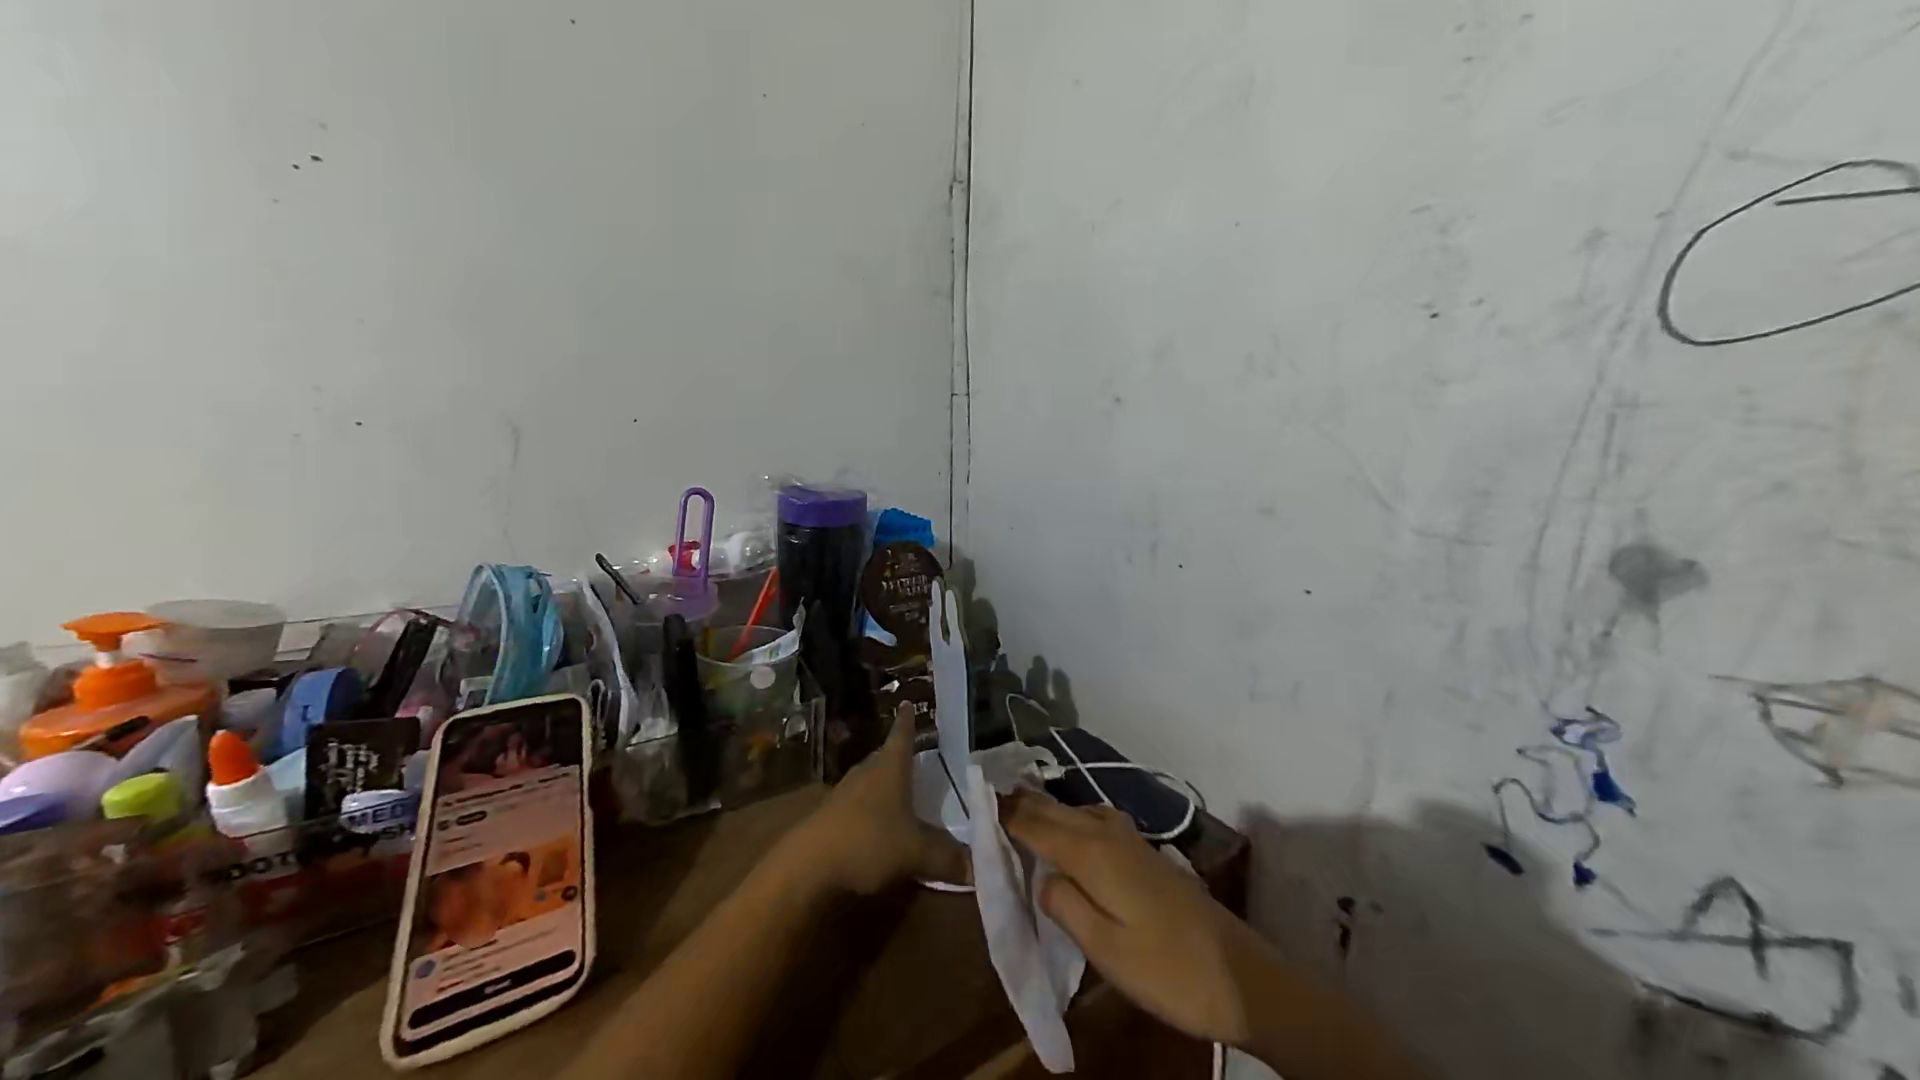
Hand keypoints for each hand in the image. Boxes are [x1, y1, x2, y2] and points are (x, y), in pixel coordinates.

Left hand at [783, 704, 967, 895]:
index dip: (907, 722)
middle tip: (913, 754)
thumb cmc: (868, 842)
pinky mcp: (828, 819)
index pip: (901, 737)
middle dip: (897, 757)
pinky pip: (856, 806)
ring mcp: (843, 795)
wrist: (807, 867)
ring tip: (897, 789)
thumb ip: (948, 858)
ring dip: (882, 784)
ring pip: (868, 782)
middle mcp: (865, 774)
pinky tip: (876, 826)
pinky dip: (869, 810)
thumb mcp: (916, 852)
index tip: (907, 703)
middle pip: (883, 758)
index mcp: (889, 770)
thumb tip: (979, 867)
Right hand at [1003, 790, 1276, 1046]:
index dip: (1002, 811)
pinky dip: (1067, 820)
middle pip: (1052, 808)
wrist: (1242, 976)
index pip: (1033, 820)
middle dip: (1018, 801)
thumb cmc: (1167, 968)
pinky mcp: (1143, 853)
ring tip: (1014, 810)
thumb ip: (1063, 904)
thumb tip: (1041, 875)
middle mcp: (1107, 832)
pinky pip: (1091, 821)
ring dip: (1043, 809)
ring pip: (1073, 811)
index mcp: (1091, 851)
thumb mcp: (1104, 948)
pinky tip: (1064, 835)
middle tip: (984, 799)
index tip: (972, 803)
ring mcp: (1129, 839)